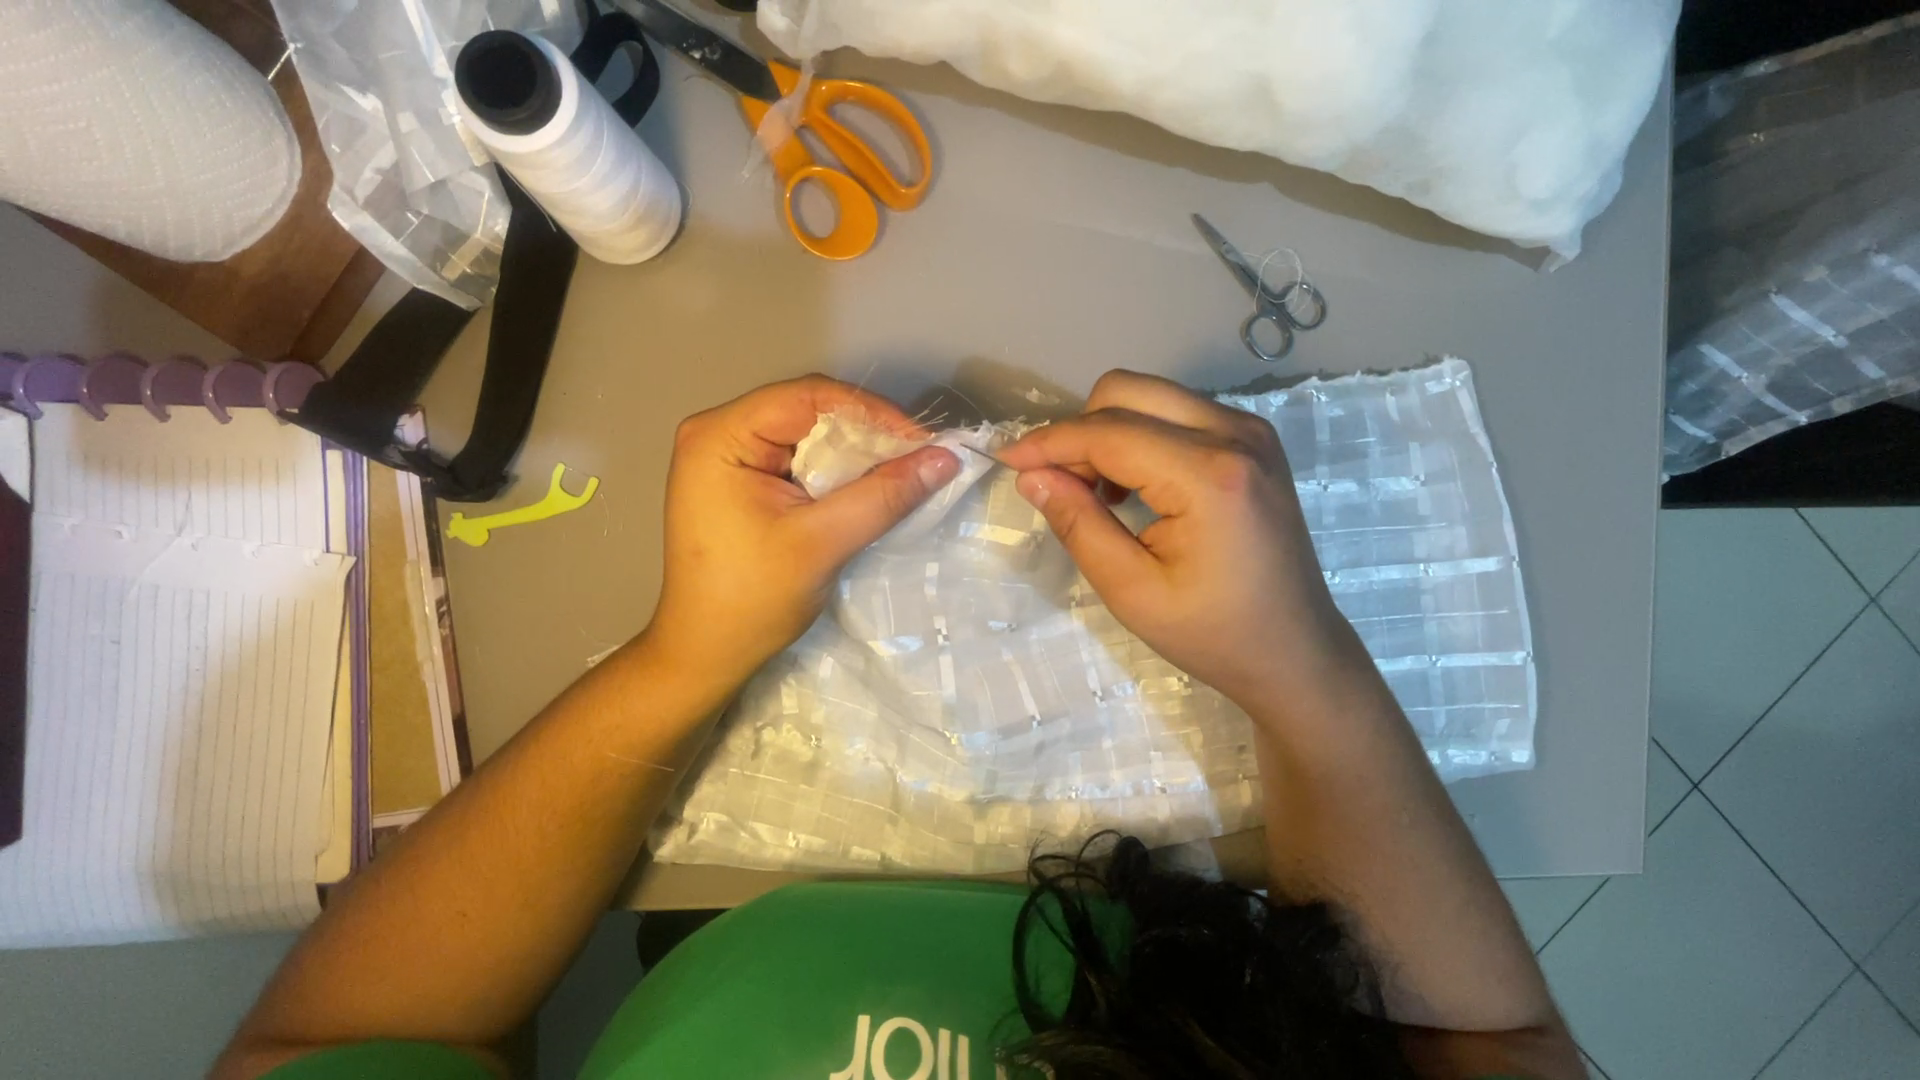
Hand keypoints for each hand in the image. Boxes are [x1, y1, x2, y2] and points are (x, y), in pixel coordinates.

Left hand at [644, 375, 958, 686]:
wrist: (707, 654)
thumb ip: (883, 496)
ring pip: (808, 435)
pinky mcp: (741, 480)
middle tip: (917, 460)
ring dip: (855, 455)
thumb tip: (946, 458)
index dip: (871, 412)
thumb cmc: (752, 600)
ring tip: (900, 475)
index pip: (809, 397)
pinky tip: (865, 490)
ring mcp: (727, 456)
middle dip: (866, 434)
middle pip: (808, 411)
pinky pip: (799, 459)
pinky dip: (836, 472)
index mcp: (721, 436)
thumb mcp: (822, 544)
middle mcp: (718, 433)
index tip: (921, 444)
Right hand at [997, 370, 1356, 703]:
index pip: (1108, 432)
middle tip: (1063, 487)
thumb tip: (1032, 476)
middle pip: (1127, 391)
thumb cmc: (1213, 634)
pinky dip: (1140, 436)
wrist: (1294, 651)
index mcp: (1209, 476)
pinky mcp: (1253, 440)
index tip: (1007, 461)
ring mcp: (1251, 431)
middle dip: (1080, 431)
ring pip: (1151, 396)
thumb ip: (1078, 525)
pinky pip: (1177, 412)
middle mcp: (1236, 434)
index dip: (1049, 443)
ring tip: (1101, 495)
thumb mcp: (1131, 591)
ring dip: (1109, 433)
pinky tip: (1137, 488)